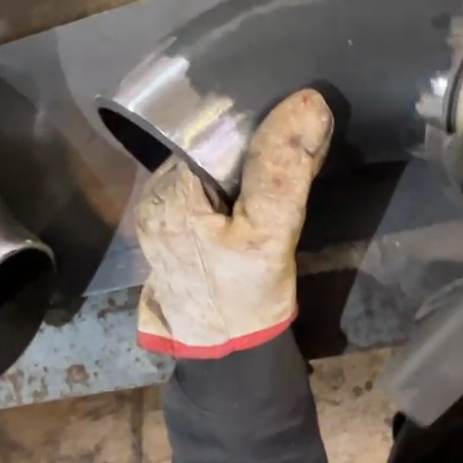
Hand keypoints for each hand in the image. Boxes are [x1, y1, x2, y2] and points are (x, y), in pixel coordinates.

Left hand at [135, 90, 333, 358]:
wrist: (228, 360)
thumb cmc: (244, 297)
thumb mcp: (270, 233)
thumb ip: (283, 169)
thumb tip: (309, 102)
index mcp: (166, 192)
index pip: (210, 134)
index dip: (251, 129)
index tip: (287, 135)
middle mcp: (153, 200)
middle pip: (208, 153)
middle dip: (247, 152)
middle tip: (289, 161)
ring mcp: (161, 222)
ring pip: (208, 175)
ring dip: (242, 174)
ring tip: (276, 183)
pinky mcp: (176, 238)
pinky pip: (206, 199)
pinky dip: (232, 196)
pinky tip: (254, 208)